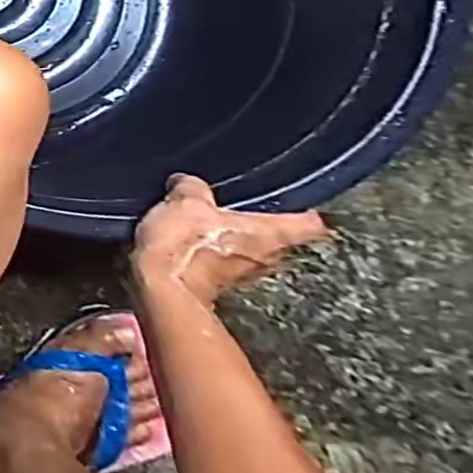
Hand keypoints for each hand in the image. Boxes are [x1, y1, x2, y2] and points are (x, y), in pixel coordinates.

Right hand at [131, 174, 328, 305]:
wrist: (162, 289)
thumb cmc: (186, 247)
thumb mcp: (185, 202)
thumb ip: (192, 188)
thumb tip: (188, 183)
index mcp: (270, 234)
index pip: (310, 224)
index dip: (303, 210)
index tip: (291, 202)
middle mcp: (267, 258)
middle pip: (275, 238)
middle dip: (254, 224)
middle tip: (230, 207)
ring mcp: (245, 275)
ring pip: (247, 251)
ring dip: (230, 240)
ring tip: (201, 224)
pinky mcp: (218, 284)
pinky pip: (222, 263)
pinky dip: (209, 253)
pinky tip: (186, 243)